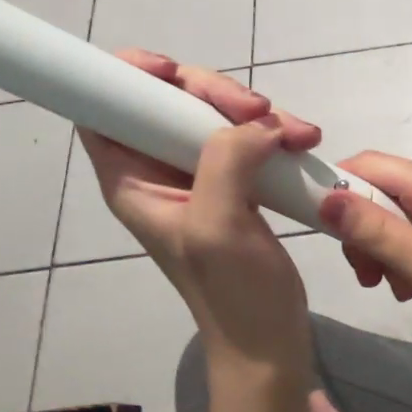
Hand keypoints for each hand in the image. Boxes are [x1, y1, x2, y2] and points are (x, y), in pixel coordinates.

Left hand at [77, 50, 322, 366]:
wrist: (268, 340)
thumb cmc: (231, 293)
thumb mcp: (217, 227)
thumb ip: (226, 162)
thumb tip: (261, 122)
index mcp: (133, 181)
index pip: (105, 108)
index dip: (128, 77)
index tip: (173, 71)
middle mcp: (159, 170)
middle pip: (172, 100)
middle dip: (215, 93)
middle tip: (260, 110)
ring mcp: (202, 175)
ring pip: (217, 114)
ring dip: (259, 112)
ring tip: (300, 134)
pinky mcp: (238, 182)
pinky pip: (250, 135)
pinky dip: (277, 130)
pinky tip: (305, 141)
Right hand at [319, 153, 411, 390]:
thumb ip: (377, 232)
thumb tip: (323, 195)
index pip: (369, 165)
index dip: (336, 190)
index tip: (322, 236)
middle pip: (387, 191)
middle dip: (365, 231)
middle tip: (369, 280)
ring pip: (408, 215)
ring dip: (390, 249)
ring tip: (399, 292)